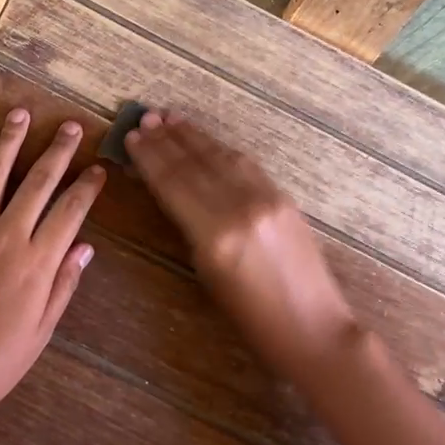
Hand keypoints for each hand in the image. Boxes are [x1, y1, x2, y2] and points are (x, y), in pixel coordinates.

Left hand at [0, 109, 105, 436]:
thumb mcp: (38, 334)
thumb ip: (62, 287)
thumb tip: (85, 248)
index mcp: (37, 264)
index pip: (70, 213)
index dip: (87, 188)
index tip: (99, 169)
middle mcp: (8, 236)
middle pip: (39, 183)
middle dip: (58, 151)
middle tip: (70, 126)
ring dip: (10, 139)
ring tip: (21, 113)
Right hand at [124, 111, 354, 363]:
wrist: (313, 328)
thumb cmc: (250, 317)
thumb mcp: (205, 272)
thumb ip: (185, 226)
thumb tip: (165, 189)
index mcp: (213, 233)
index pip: (172, 182)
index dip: (149, 157)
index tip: (132, 136)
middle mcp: (238, 207)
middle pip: (193, 163)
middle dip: (165, 139)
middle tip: (145, 116)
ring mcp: (265, 198)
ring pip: (220, 156)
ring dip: (192, 135)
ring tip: (169, 117)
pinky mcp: (283, 196)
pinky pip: (244, 164)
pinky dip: (219, 148)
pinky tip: (205, 140)